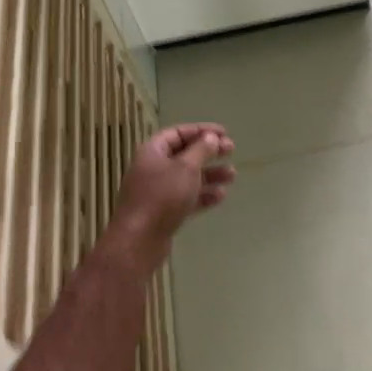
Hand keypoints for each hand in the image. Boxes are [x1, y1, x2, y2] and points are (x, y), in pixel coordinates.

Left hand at [110, 123, 235, 264]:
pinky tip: (220, 196)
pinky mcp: (163, 212)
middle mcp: (153, 168)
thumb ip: (201, 150)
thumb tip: (210, 137)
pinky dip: (203, 195)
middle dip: (209, 152)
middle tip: (231, 150)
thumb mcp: (186, 168)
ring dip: (210, 175)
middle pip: (184, 154)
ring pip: (188, 178)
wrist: (139, 240)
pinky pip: (186, 197)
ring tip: (232, 176)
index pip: (178, 133)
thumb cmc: (162, 196)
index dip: (201, 130)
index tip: (224, 133)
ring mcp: (157, 191)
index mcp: (153, 151)